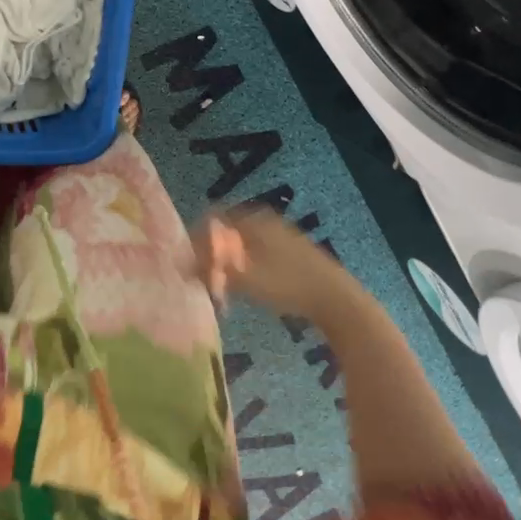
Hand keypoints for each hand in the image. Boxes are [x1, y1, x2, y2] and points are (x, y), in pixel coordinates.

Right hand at [193, 207, 355, 318]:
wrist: (336, 300)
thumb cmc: (287, 285)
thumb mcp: (244, 278)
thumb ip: (211, 269)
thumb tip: (183, 265)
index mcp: (252, 219)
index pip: (211, 221)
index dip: (197, 242)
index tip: (190, 265)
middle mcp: (265, 220)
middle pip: (226, 232)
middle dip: (212, 255)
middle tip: (206, 278)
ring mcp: (280, 234)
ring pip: (241, 244)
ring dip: (228, 263)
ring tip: (225, 287)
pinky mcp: (291, 251)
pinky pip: (257, 252)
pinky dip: (245, 267)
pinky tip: (247, 288)